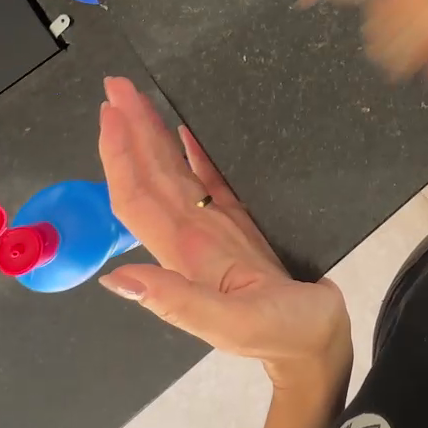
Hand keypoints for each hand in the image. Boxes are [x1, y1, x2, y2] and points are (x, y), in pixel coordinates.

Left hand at [96, 77, 350, 390]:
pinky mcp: (238, 224)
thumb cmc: (281, 331)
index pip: (137, 196)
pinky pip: (207, 179)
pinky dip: (191, 153)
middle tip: (117, 86)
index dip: (120, 155)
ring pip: (173, 174)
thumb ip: (178, 301)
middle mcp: (189, 235)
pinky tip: (183, 131)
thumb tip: (117, 278)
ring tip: (140, 100)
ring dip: (152, 136)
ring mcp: (212, 228)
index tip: (111, 113)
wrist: (315, 342)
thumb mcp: (232, 322)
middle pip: (149, 175)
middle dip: (130, 130)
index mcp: (184, 252)